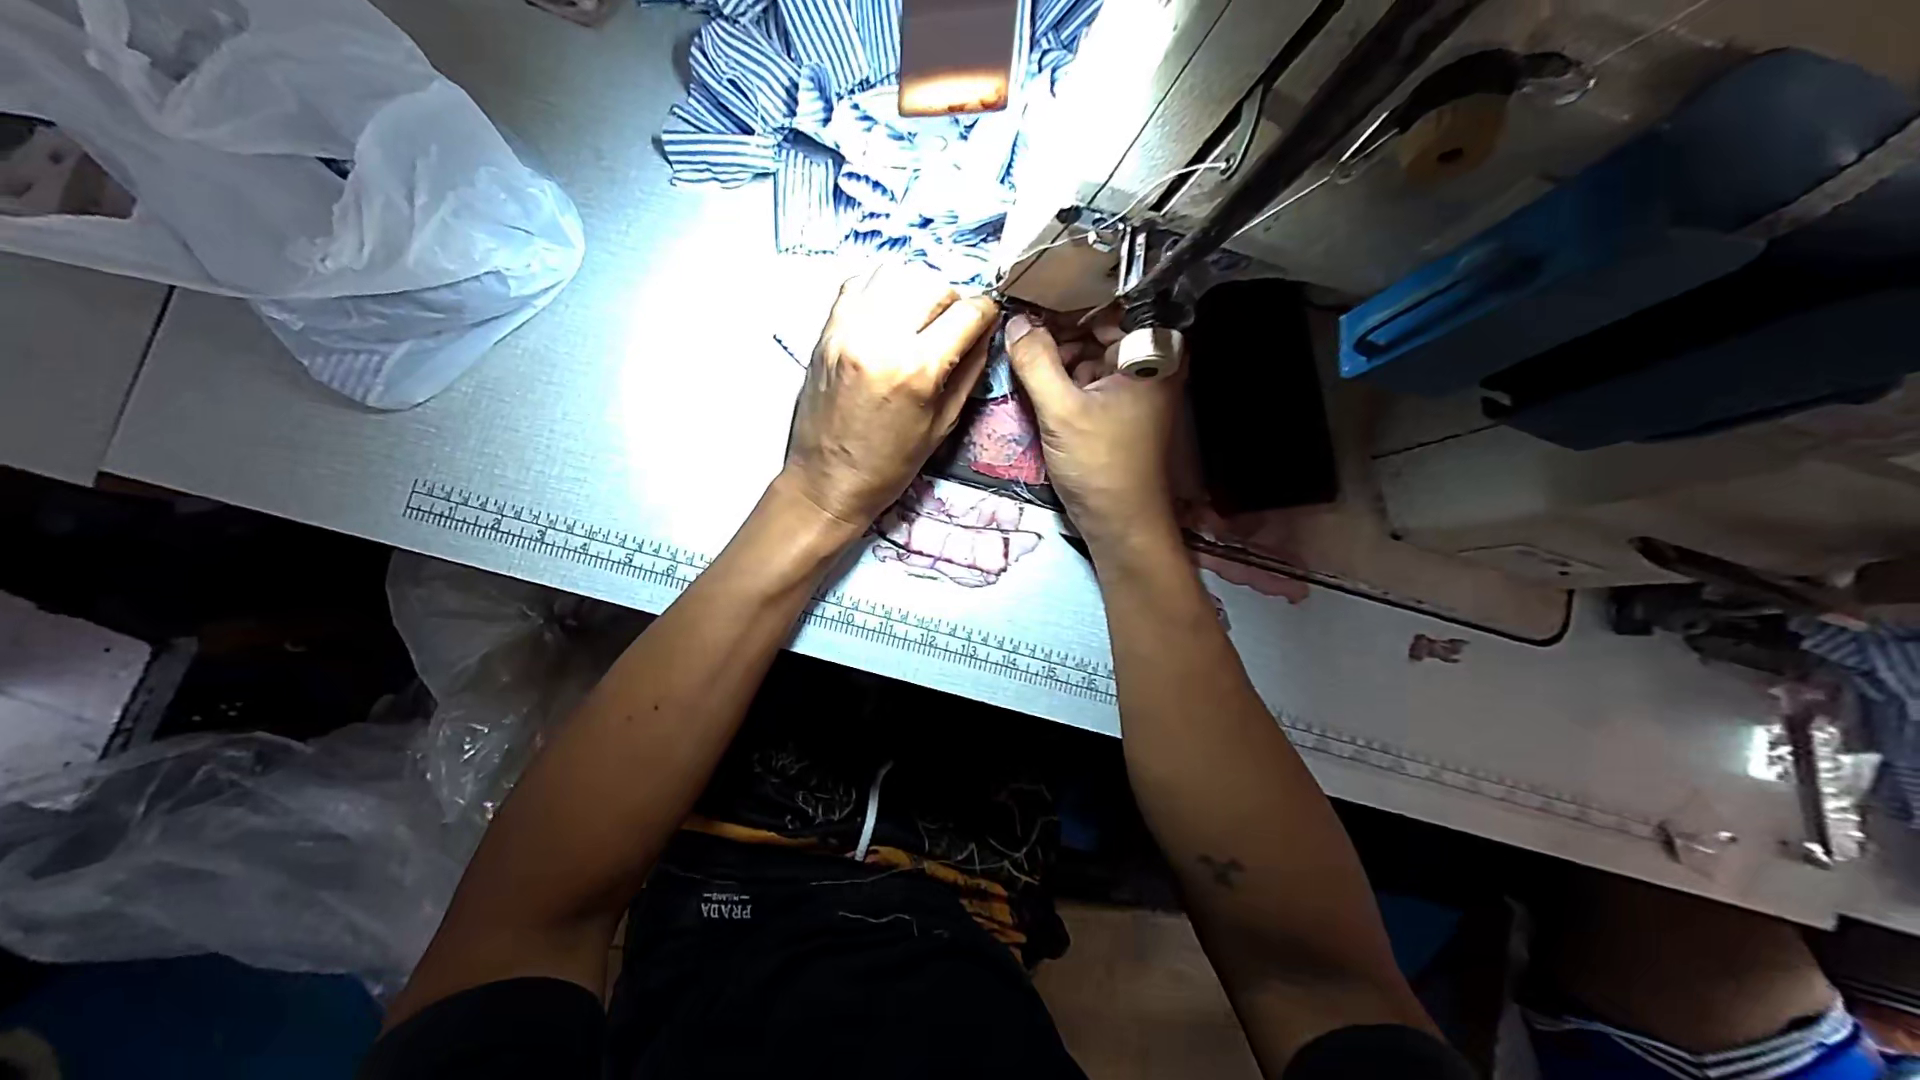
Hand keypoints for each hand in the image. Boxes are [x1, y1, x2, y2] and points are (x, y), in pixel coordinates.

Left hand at [784, 265, 999, 530]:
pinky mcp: (826, 329)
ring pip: (897, 271)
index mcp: (916, 370)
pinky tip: (890, 313)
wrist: (825, 482)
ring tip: (920, 316)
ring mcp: (847, 329)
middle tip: (951, 325)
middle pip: (933, 282)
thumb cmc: (888, 465)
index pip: (967, 311)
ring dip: (918, 287)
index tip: (986, 320)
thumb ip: (970, 370)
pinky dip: (883, 288)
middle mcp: (880, 339)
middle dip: (952, 299)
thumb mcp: (943, 425)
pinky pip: (860, 281)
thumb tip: (986, 330)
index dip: (986, 312)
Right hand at [1002, 310, 1181, 544]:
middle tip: (1019, 325)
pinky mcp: (1120, 408)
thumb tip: (1014, 321)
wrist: (1121, 525)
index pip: (1110, 305)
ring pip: (1092, 353)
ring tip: (1023, 354)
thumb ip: (1035, 361)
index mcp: (1151, 355)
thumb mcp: (1060, 410)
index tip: (1029, 293)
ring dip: (1059, 354)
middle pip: (1100, 328)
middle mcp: (1150, 363)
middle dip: (1059, 328)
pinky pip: (1091, 378)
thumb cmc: (1100, 466)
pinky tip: (1039, 380)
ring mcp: (1136, 387)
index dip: (1069, 297)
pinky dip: (1066, 377)